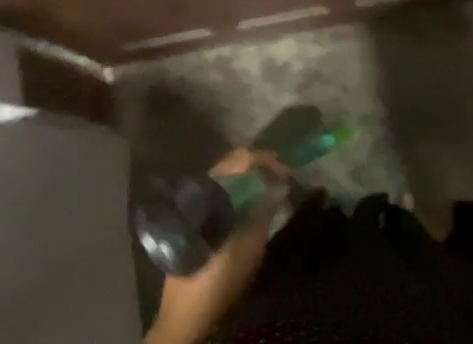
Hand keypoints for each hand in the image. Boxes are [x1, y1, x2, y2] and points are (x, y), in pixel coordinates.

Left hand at [145, 149, 288, 343]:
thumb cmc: (217, 279)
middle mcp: (199, 190)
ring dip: (249, 180)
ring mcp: (193, 204)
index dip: (266, 161)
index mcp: (209, 190)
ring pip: (226, 180)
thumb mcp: (248, 247)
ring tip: (271, 190)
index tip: (287, 173)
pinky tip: (251, 207)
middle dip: (258, 168)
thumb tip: (279, 186)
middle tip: (282, 179)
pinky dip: (239, 194)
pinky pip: (220, 195)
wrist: (185, 313)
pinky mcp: (193, 220)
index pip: (240, 159)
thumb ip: (263, 212)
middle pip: (231, 166)